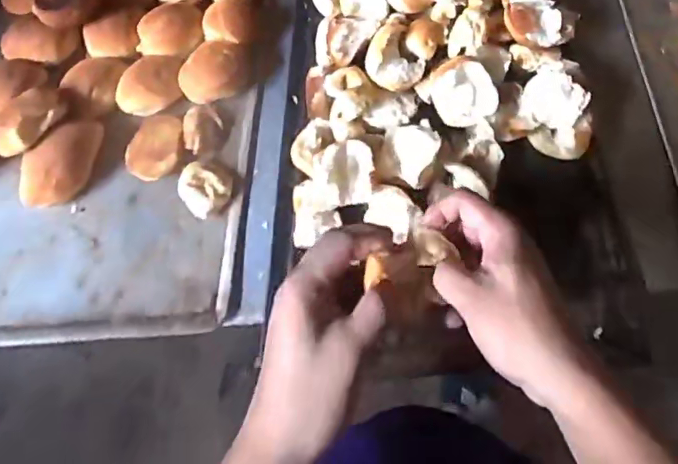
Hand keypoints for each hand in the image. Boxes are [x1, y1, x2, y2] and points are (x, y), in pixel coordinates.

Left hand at [225, 225, 390, 463]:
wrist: (278, 446)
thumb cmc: (312, 394)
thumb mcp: (350, 349)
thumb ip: (374, 308)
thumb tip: (393, 281)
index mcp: (302, 285)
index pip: (338, 241)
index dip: (370, 235)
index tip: (400, 240)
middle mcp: (297, 287)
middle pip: (334, 251)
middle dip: (367, 247)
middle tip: (400, 253)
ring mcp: (299, 306)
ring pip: (335, 272)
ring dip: (363, 269)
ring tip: (394, 274)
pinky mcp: (305, 325)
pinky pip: (333, 294)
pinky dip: (356, 291)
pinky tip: (377, 301)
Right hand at [424, 191, 596, 412]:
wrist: (559, 368)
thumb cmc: (512, 326)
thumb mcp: (469, 298)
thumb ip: (444, 272)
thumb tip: (434, 262)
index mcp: (501, 230)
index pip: (463, 199)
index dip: (437, 210)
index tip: (419, 236)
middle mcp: (511, 237)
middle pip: (469, 221)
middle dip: (443, 239)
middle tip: (421, 261)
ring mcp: (517, 260)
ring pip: (476, 248)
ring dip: (453, 264)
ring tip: (434, 290)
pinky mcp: (519, 283)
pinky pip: (486, 269)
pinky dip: (468, 282)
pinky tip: (454, 314)